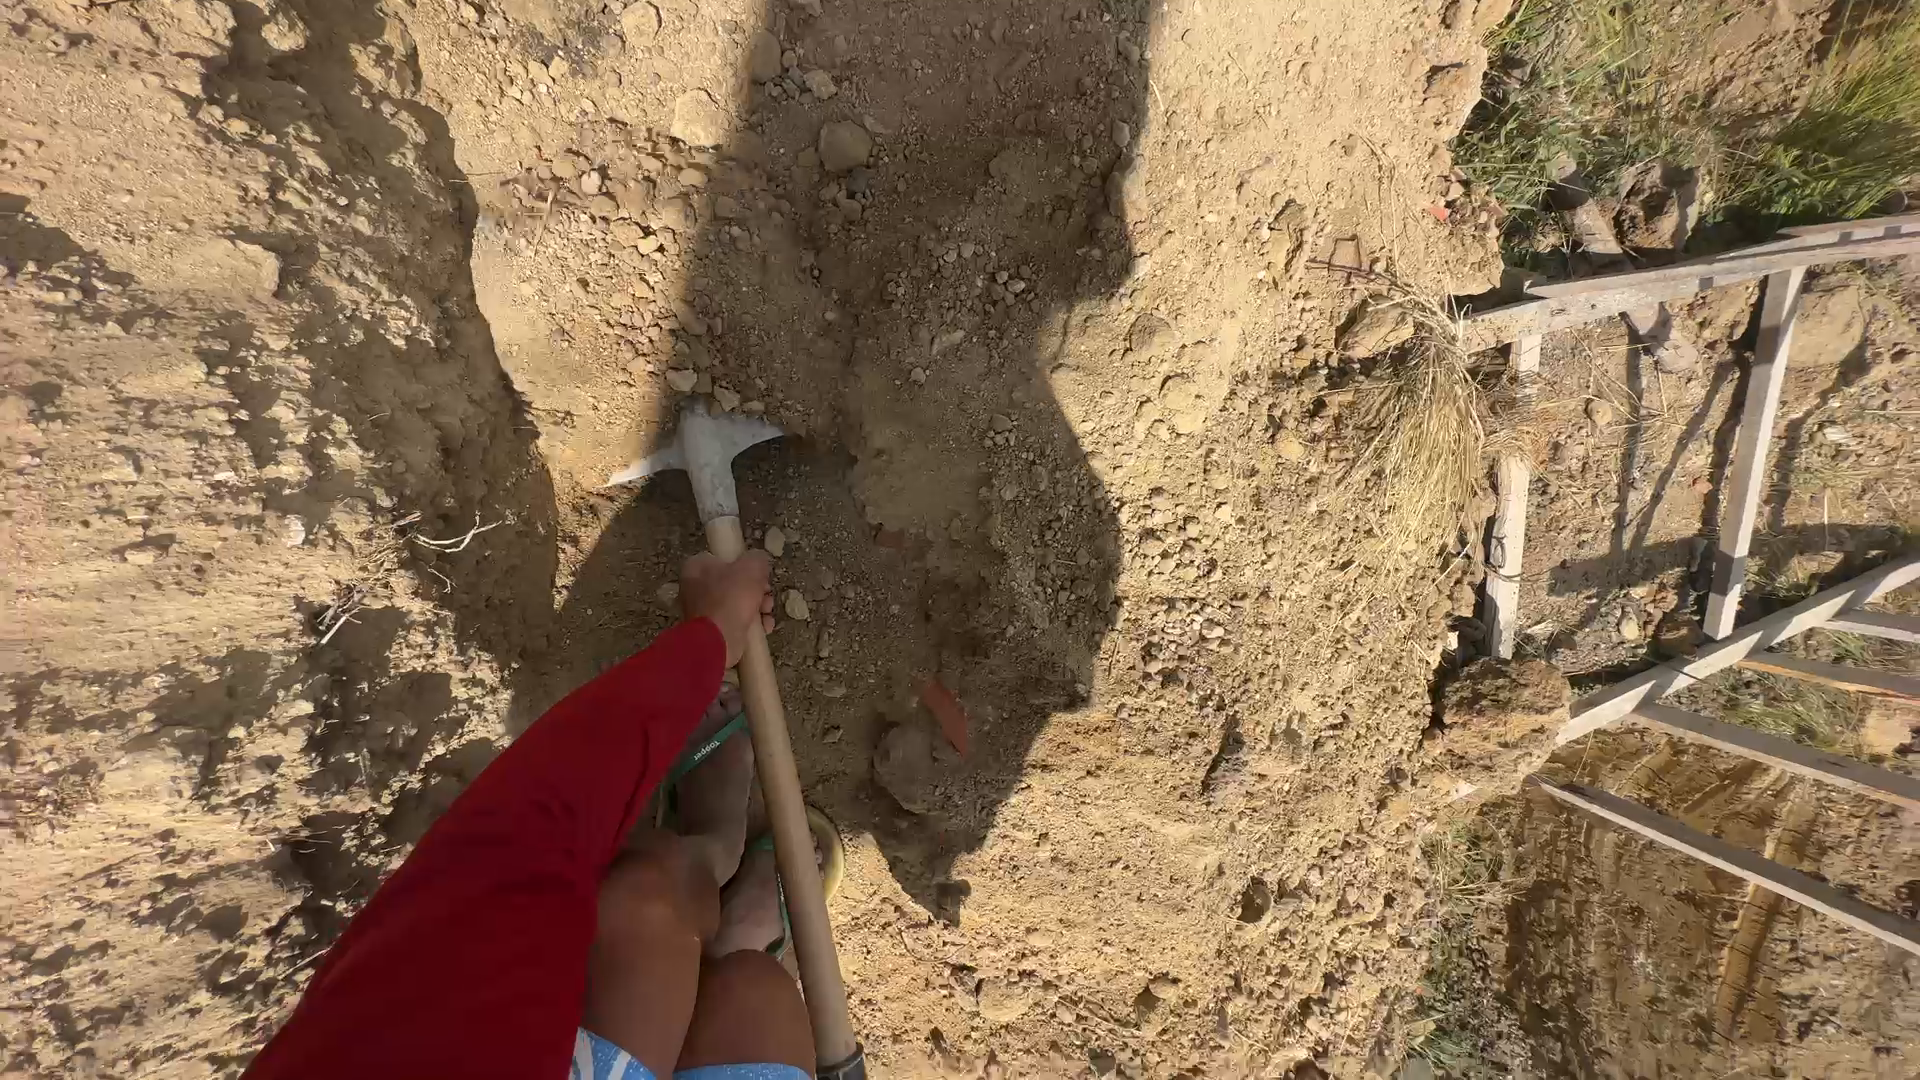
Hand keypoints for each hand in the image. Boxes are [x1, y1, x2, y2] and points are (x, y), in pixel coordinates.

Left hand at [679, 551, 774, 666]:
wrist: (718, 639)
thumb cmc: (731, 597)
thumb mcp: (751, 567)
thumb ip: (757, 558)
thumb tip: (759, 562)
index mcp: (697, 567)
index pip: (723, 559)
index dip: (745, 565)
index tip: (760, 574)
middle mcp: (694, 588)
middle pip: (734, 583)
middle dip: (756, 590)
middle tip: (766, 595)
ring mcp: (701, 611)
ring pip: (737, 604)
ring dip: (758, 608)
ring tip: (767, 613)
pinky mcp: (711, 630)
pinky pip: (735, 622)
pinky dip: (751, 624)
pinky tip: (764, 628)